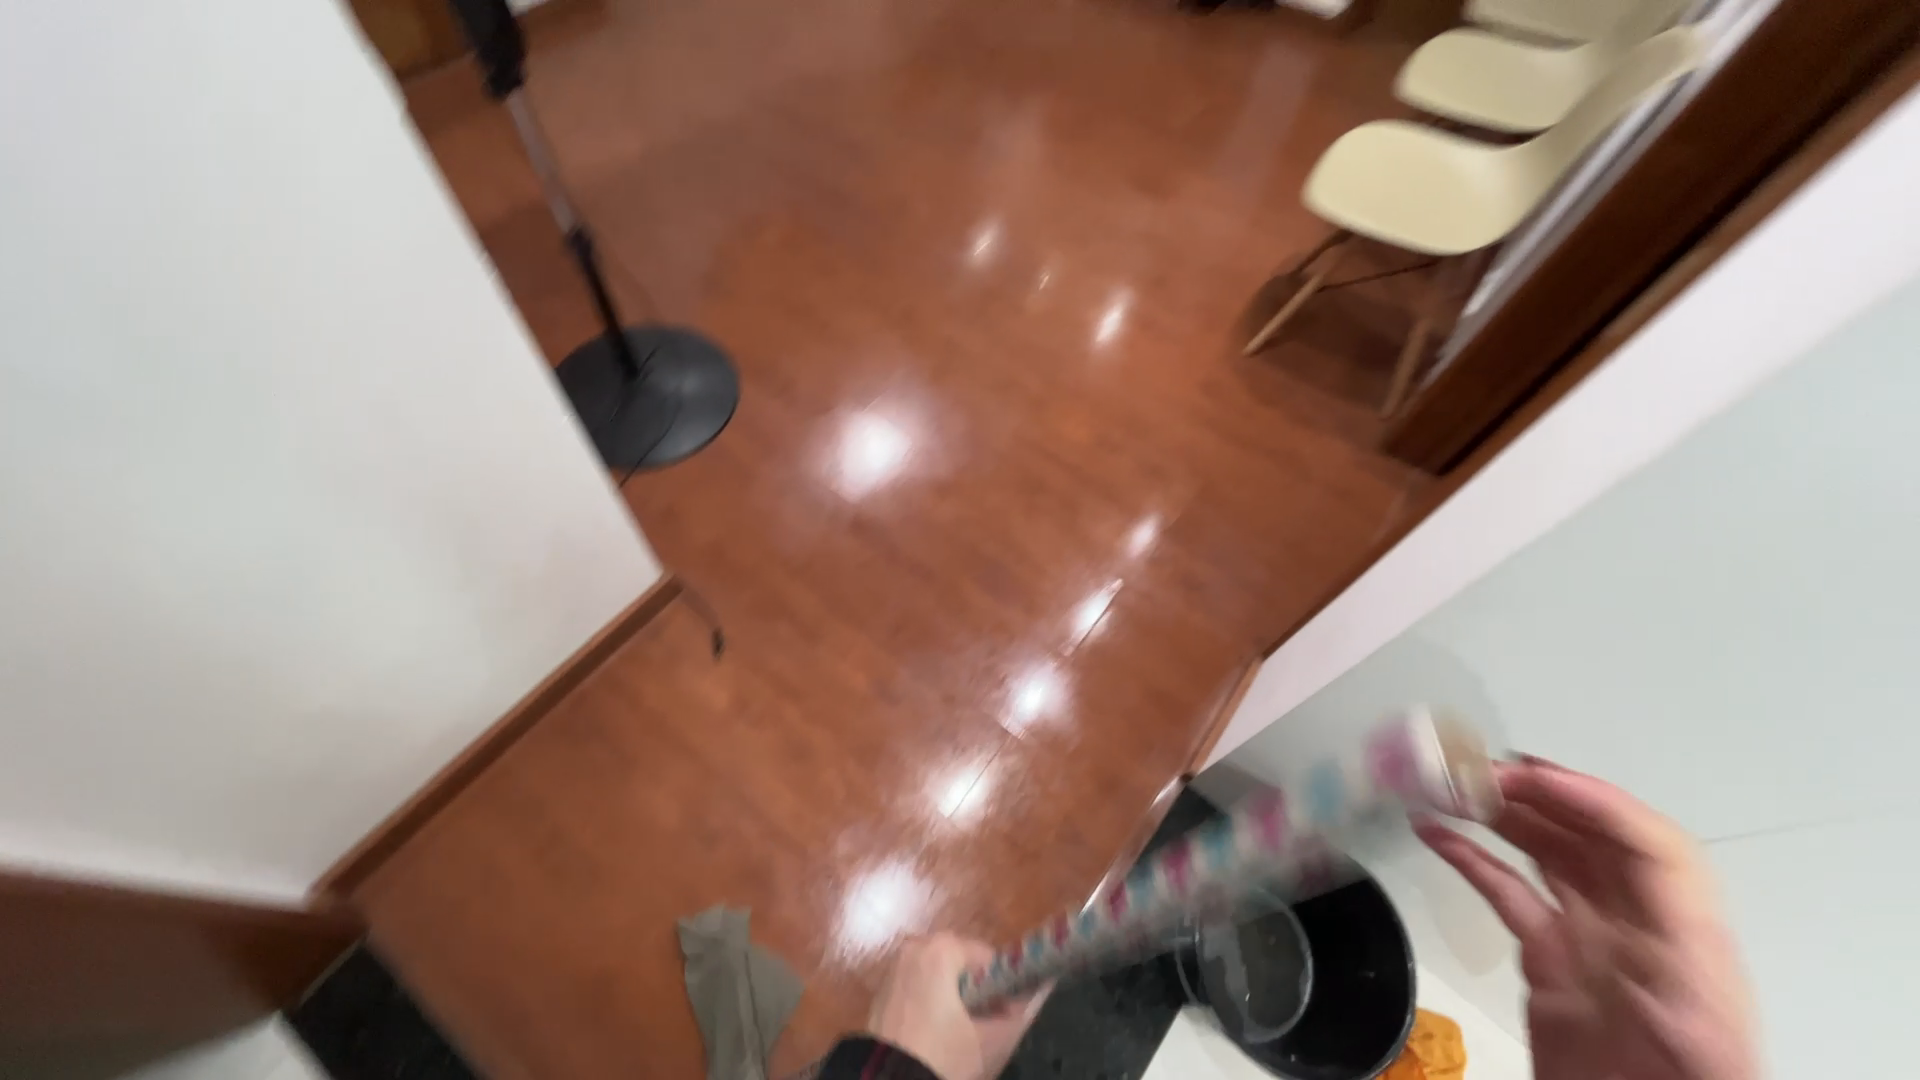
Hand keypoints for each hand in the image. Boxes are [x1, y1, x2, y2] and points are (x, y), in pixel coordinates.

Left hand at [866, 934, 1048, 1079]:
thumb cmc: (942, 1057)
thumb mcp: (989, 1042)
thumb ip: (1019, 1016)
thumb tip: (1037, 996)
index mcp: (942, 949)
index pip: (988, 958)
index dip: (1003, 987)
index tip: (1006, 1017)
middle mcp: (916, 947)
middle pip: (963, 966)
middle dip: (978, 993)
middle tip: (986, 1029)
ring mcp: (896, 968)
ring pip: (941, 978)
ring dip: (955, 1001)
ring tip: (963, 1038)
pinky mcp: (883, 991)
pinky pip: (920, 989)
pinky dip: (932, 1006)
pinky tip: (936, 1039)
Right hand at [1414, 758, 1758, 1079]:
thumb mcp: (1688, 1039)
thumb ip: (1645, 959)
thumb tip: (1586, 899)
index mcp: (1686, 937)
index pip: (1650, 843)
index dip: (1593, 799)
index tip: (1525, 775)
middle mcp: (1638, 923)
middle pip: (1592, 836)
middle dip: (1535, 793)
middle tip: (1469, 770)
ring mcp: (1591, 937)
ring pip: (1547, 852)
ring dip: (1499, 814)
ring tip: (1445, 787)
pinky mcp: (1549, 956)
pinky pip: (1508, 891)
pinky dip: (1470, 857)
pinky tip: (1432, 832)